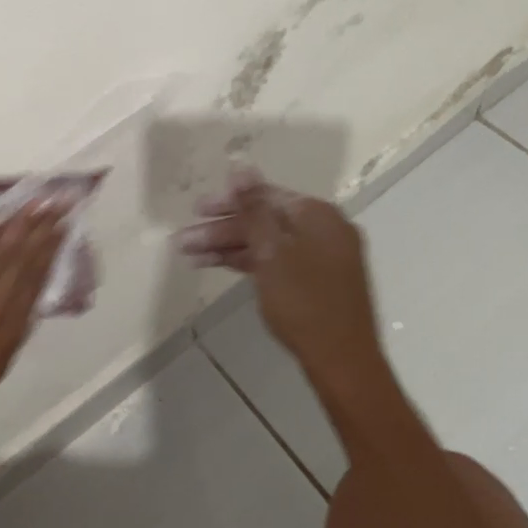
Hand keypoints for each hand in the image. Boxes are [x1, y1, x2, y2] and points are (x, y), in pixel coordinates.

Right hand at [177, 168, 383, 387]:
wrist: (342, 361)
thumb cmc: (304, 303)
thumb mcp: (272, 252)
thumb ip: (253, 209)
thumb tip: (241, 166)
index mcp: (318, 215)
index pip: (265, 195)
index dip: (227, 202)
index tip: (195, 211)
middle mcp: (325, 229)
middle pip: (265, 219)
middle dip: (222, 229)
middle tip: (185, 240)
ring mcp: (323, 256)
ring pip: (268, 242)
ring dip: (229, 247)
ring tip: (191, 257)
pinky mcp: (318, 281)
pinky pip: (278, 261)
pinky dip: (250, 262)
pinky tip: (220, 266)